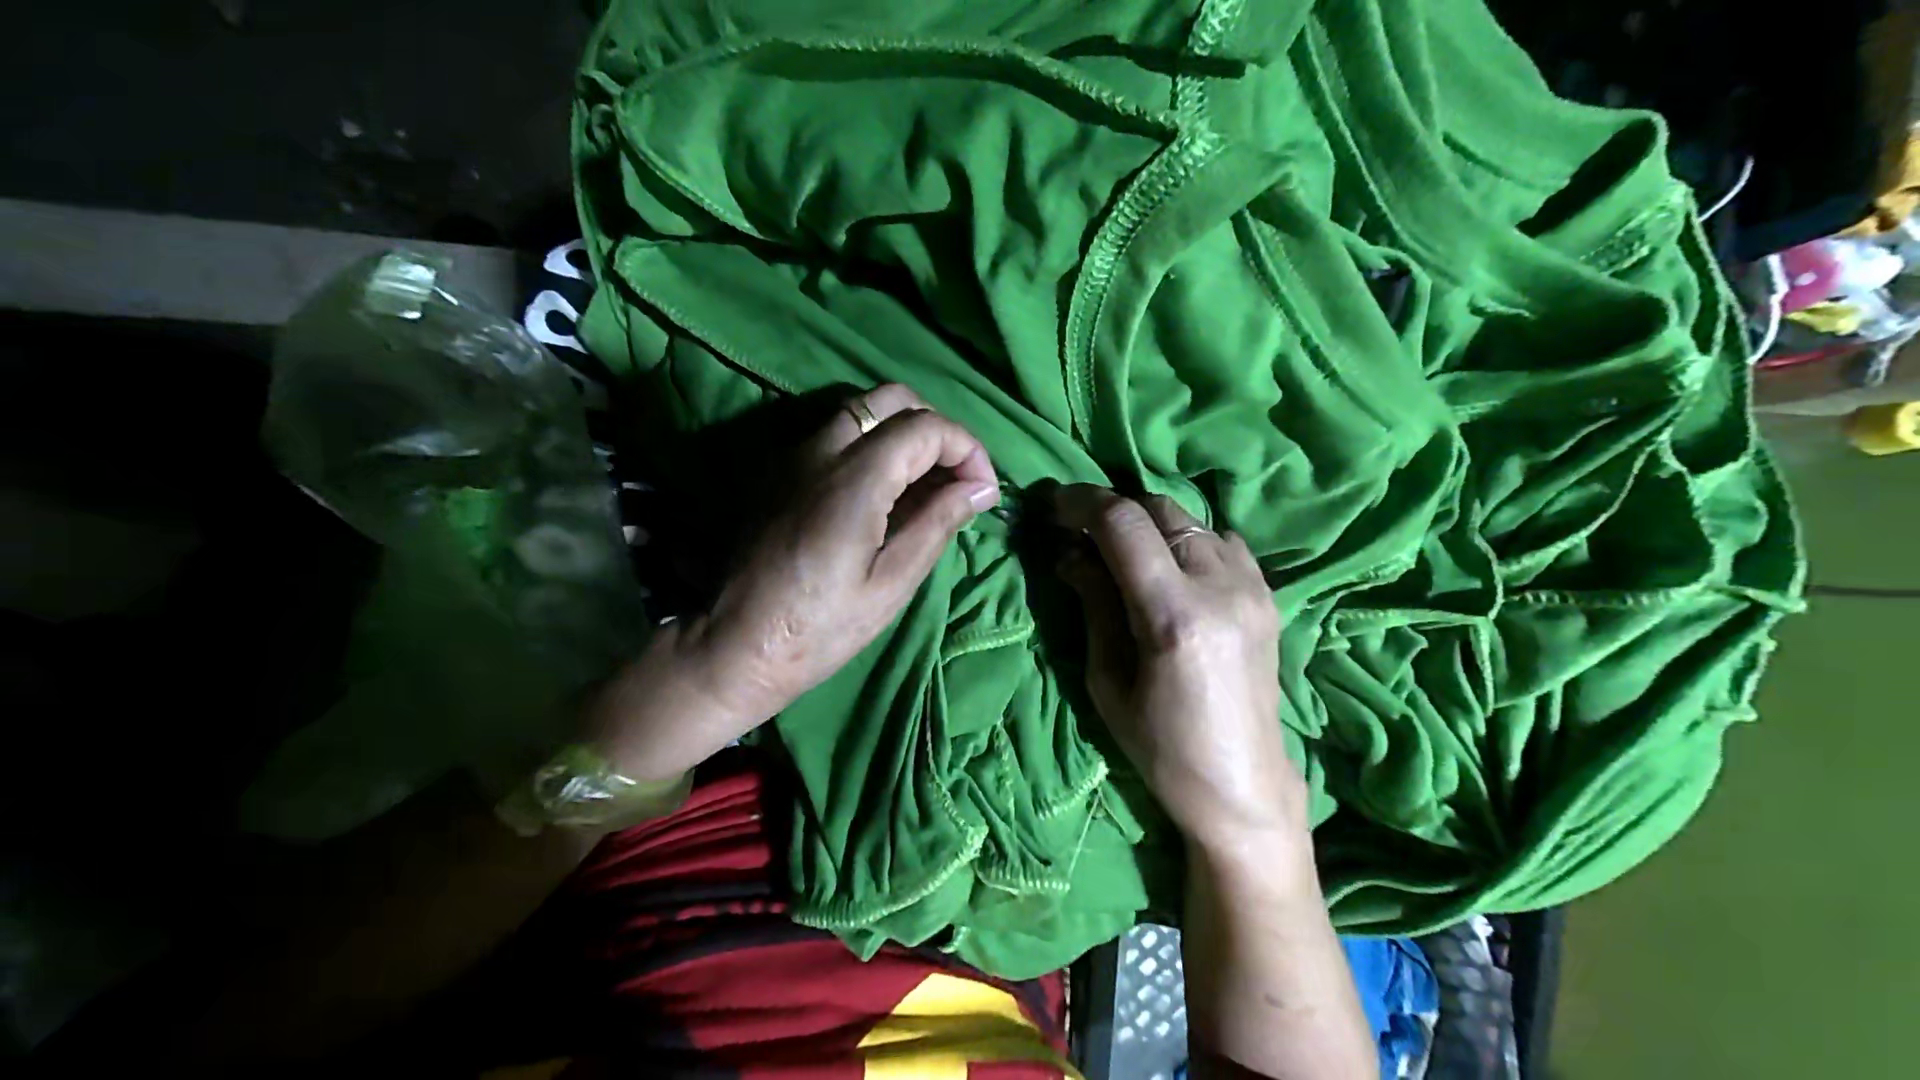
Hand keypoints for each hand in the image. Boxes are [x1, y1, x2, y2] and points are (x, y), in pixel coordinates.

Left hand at [590, 384, 998, 781]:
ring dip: (905, 432)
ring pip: (863, 409)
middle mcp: (822, 449)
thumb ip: (938, 522)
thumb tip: (982, 488)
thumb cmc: (821, 627)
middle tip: (956, 477)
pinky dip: (874, 443)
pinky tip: (884, 491)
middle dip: (937, 428)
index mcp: (855, 478)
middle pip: (893, 398)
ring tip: (925, 485)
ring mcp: (795, 455)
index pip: (927, 427)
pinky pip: (837, 432)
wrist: (735, 644)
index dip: (968, 449)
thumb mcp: (892, 583)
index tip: (984, 491)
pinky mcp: (781, 470)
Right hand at [1052, 485, 1309, 862]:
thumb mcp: (1107, 679)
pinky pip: (1220, 539)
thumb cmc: (1160, 747)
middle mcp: (1221, 587)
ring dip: (1147, 523)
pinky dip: (1184, 538)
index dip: (1081, 503)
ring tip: (1119, 548)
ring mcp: (1253, 587)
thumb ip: (1093, 603)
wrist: (1241, 784)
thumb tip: (1069, 551)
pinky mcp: (1268, 595)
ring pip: (1190, 518)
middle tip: (1078, 527)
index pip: (1123, 523)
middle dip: (1111, 508)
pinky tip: (1168, 565)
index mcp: (1174, 615)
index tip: (1054, 506)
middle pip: (1159, 507)